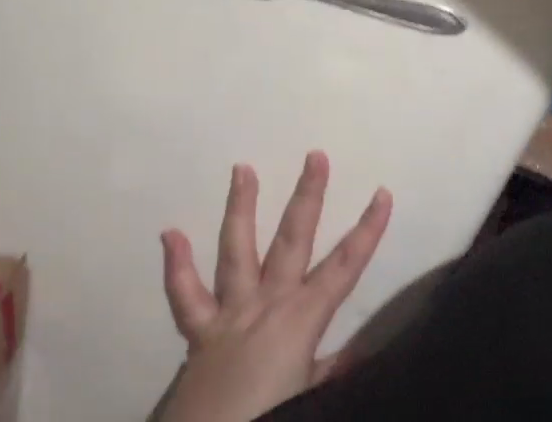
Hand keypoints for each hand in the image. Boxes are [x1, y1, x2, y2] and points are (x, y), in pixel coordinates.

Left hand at [157, 152, 392, 421]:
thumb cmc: (271, 418)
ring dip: (240, 209)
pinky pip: (185, 297)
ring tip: (242, 169)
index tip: (382, 193)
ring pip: (236, 251)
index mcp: (301, 319)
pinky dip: (177, 267)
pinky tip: (170, 234)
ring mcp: (230, 314)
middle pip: (293, 241)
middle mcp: (267, 304)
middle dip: (308, 198)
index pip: (344, 267)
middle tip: (315, 156)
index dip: (367, 231)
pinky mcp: (199, 333)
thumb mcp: (314, 398)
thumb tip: (360, 351)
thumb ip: (335, 370)